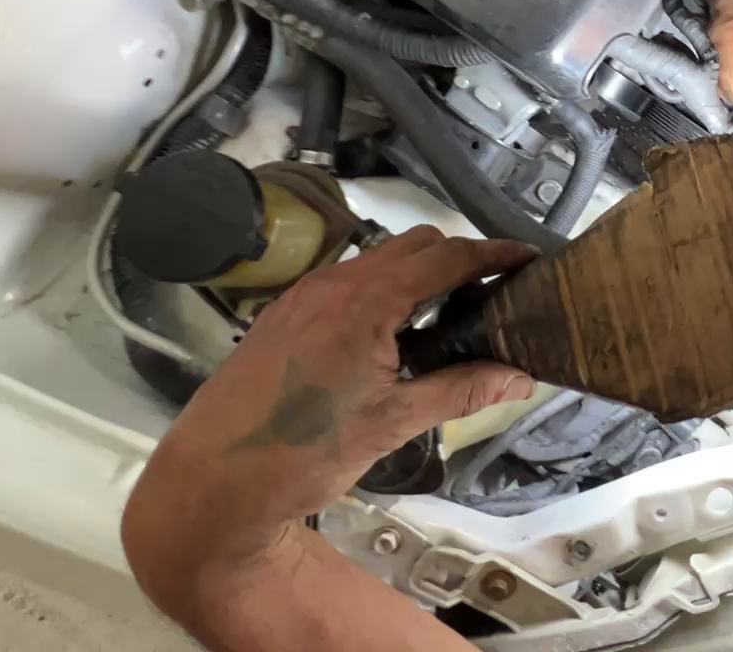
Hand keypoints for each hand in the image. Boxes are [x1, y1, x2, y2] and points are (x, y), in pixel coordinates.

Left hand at [121, 227, 537, 617]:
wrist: (203, 488)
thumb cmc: (302, 456)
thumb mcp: (392, 423)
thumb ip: (462, 389)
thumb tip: (523, 378)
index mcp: (366, 301)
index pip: (448, 256)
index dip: (495, 253)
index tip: (530, 257)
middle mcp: (336, 282)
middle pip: (418, 244)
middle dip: (461, 257)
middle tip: (491, 292)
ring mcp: (306, 292)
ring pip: (382, 258)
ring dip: (422, 271)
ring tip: (446, 313)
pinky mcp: (286, 310)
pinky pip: (352, 277)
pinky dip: (387, 287)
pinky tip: (391, 333)